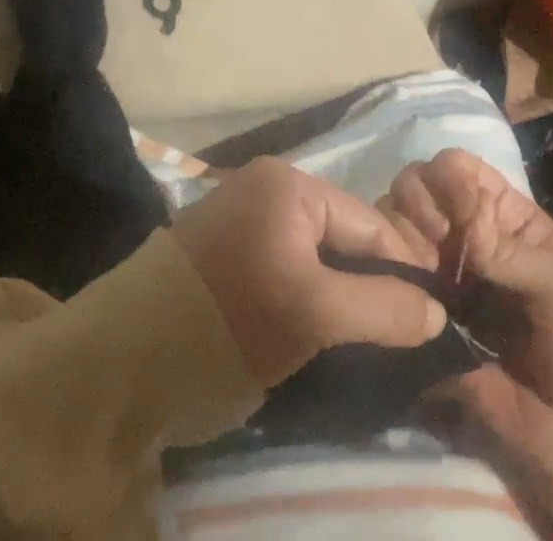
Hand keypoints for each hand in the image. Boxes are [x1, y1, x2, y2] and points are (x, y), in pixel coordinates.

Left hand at [171, 157, 446, 386]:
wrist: (114, 367)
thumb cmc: (223, 326)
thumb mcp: (313, 316)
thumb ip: (383, 308)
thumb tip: (439, 312)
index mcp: (286, 185)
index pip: (372, 225)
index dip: (406, 275)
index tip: (433, 324)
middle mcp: (261, 190)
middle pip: (342, 240)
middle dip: (369, 287)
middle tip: (395, 341)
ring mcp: (235, 223)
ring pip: (313, 261)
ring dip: (336, 299)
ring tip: (356, 344)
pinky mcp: (218, 258)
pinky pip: (282, 272)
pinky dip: (303, 302)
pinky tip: (310, 336)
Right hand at [381, 150, 552, 469]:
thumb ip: (512, 247)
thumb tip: (458, 221)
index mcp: (505, 218)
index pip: (458, 168)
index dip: (447, 178)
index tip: (455, 216)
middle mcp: (460, 237)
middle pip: (413, 187)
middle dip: (416, 206)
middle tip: (437, 246)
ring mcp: (431, 275)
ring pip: (388, 225)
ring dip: (398, 238)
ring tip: (421, 275)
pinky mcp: (411, 314)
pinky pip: (383, 279)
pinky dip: (385, 275)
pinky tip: (402, 295)